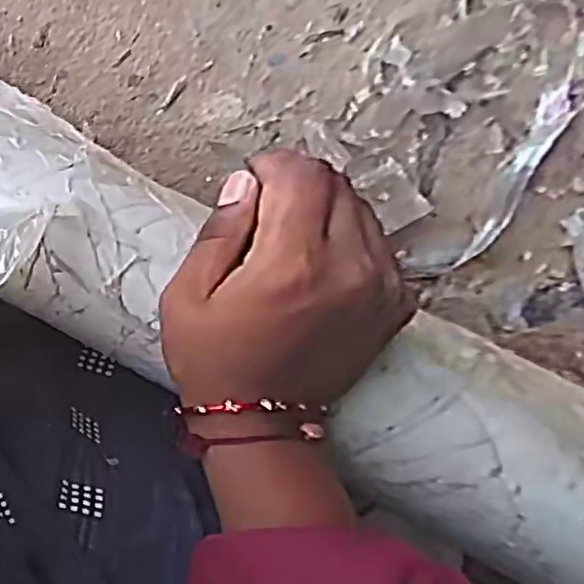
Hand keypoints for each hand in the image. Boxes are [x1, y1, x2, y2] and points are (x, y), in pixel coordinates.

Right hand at [159, 150, 416, 409]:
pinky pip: (378, 243)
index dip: (272, 166)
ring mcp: (382, 284)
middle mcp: (349, 267)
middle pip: (337, 186)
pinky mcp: (397, 300)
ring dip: (323, 209)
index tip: (250, 177)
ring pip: (362, 210)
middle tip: (261, 207)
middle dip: (297, 185)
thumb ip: (218, 235)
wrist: (257, 416)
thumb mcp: (185, 297)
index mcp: (289, 265)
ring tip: (283, 239)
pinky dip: (345, 238)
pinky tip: (312, 264)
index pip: (301, 178)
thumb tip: (244, 185)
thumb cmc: (211, 358)